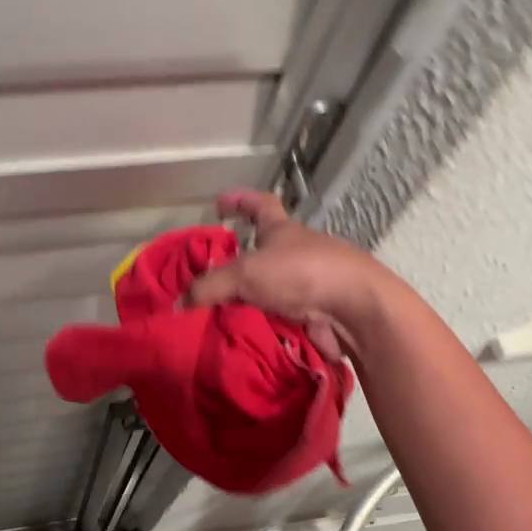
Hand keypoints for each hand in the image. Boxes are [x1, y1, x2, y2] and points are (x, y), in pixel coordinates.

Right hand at [186, 190, 394, 359]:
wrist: (355, 308)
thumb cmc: (301, 275)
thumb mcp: (245, 275)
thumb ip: (209, 287)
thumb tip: (176, 304)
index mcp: (284, 229)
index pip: (260, 204)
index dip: (240, 200)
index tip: (219, 203)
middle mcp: (299, 250)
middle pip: (268, 247)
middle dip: (243, 255)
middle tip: (214, 271)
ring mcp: (311, 280)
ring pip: (275, 283)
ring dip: (254, 292)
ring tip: (226, 306)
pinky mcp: (318, 310)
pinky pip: (284, 312)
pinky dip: (267, 319)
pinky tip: (249, 330)